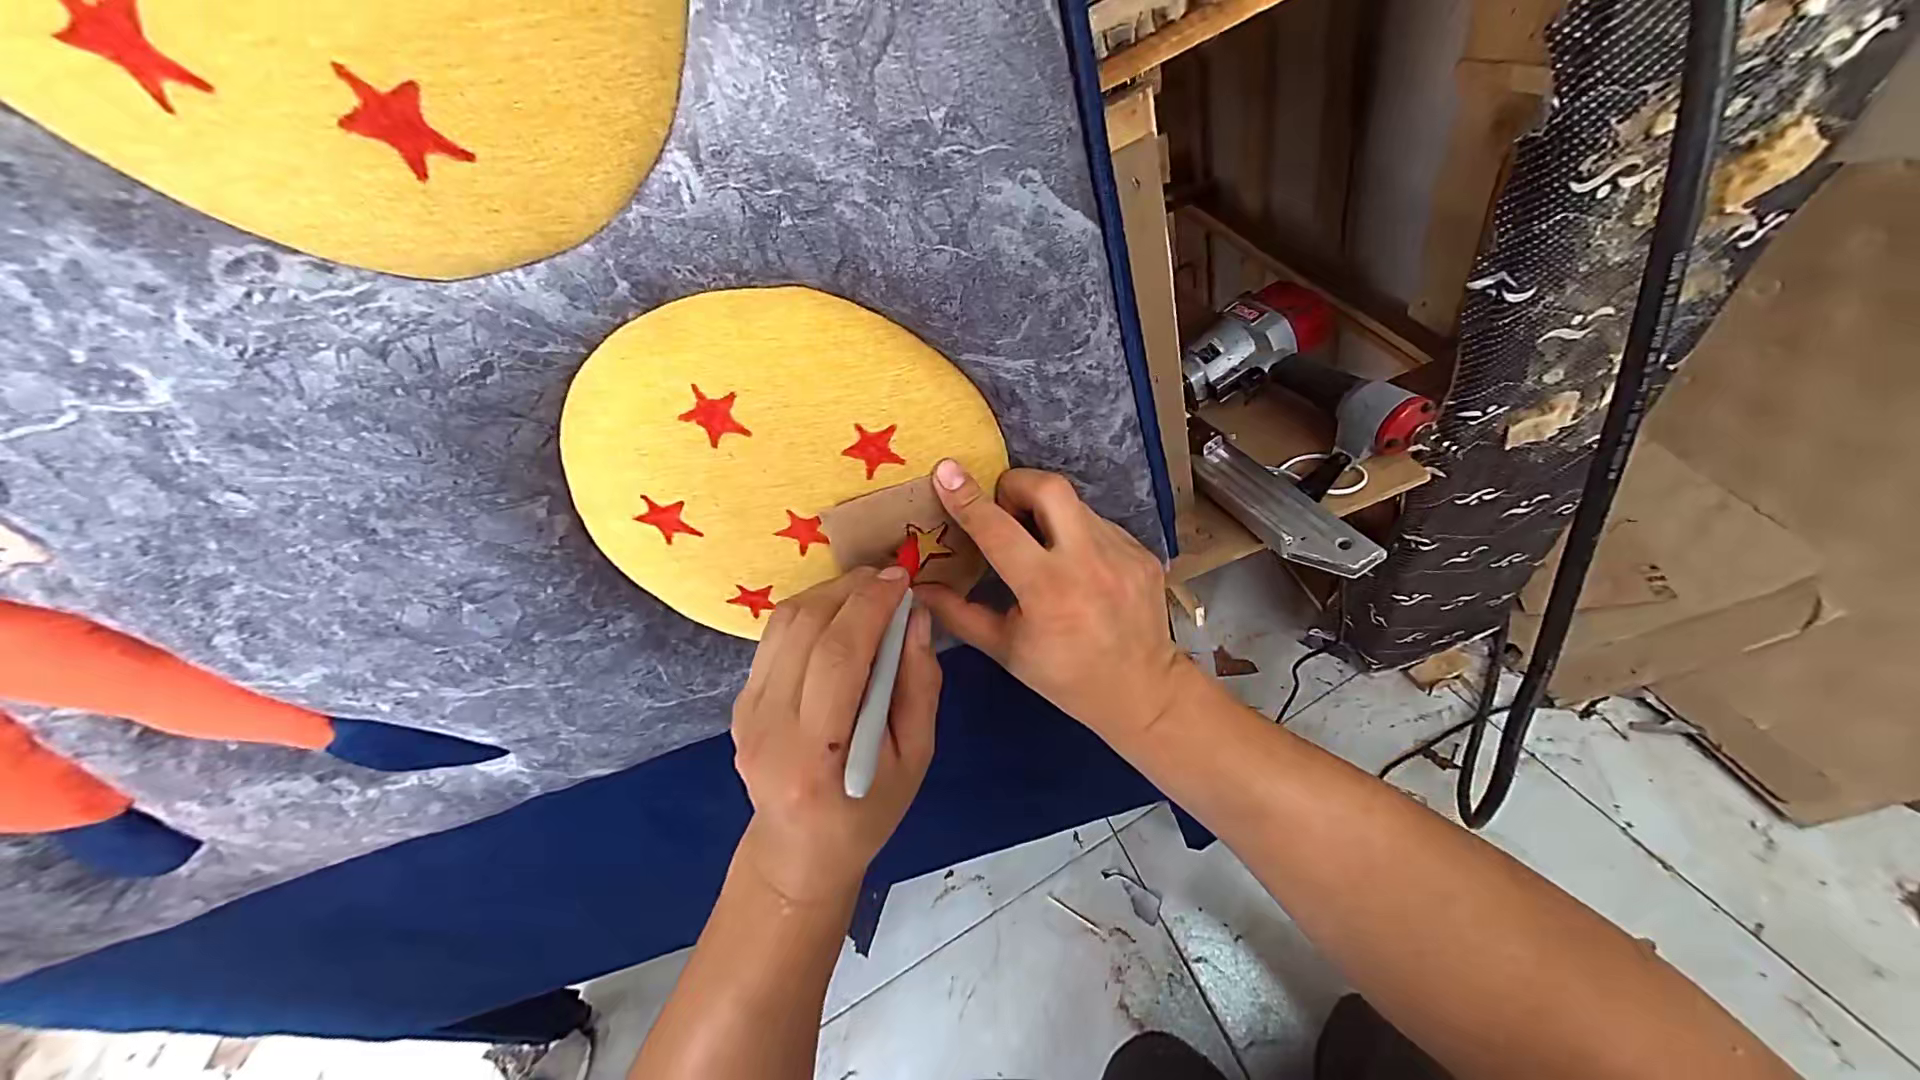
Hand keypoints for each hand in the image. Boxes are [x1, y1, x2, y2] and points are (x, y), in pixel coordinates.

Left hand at [730, 566, 940, 904]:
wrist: (798, 850)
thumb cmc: (868, 812)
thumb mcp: (916, 758)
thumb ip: (919, 686)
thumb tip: (914, 617)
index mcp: (815, 756)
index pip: (838, 657)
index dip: (871, 606)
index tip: (902, 578)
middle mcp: (768, 727)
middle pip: (805, 628)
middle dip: (852, 589)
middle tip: (889, 578)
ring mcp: (745, 713)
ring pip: (783, 623)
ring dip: (829, 593)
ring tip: (868, 590)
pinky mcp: (739, 702)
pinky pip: (775, 637)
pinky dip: (811, 612)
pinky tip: (839, 615)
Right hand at [914, 460, 1194, 741]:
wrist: (1142, 690)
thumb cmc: (1065, 676)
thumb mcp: (1006, 649)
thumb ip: (958, 613)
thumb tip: (919, 586)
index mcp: (1048, 591)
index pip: (999, 530)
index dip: (967, 498)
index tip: (946, 472)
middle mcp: (1089, 562)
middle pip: (1049, 487)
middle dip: (1015, 484)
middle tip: (1002, 507)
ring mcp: (1122, 553)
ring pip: (1074, 504)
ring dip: (1046, 512)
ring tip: (1040, 544)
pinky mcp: (1141, 551)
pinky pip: (1098, 523)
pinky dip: (1075, 532)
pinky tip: (1074, 564)